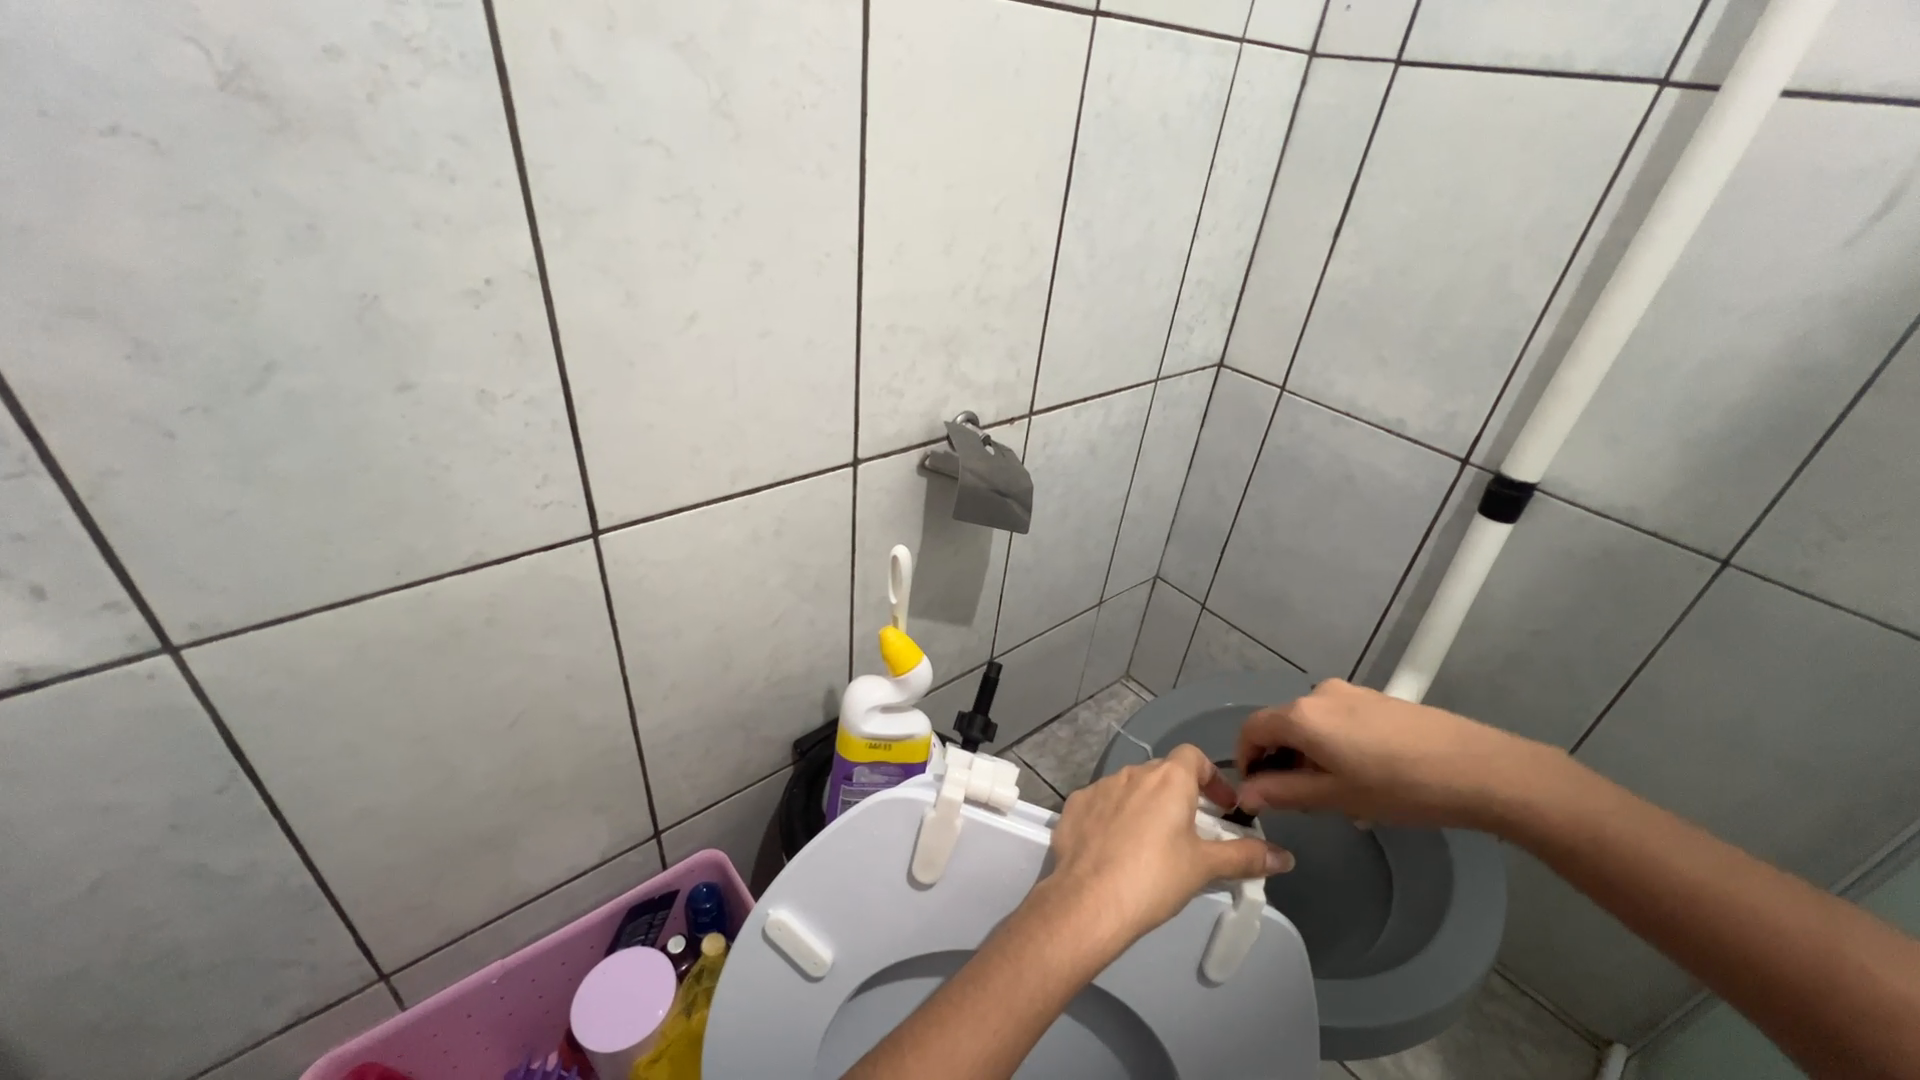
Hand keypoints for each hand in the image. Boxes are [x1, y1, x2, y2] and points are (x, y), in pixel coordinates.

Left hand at [1045, 744, 1294, 945]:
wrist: (1088, 901)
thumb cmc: (1155, 878)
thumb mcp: (1205, 868)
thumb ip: (1246, 857)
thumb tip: (1285, 857)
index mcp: (1168, 779)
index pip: (1193, 756)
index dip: (1211, 777)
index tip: (1222, 807)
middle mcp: (1132, 773)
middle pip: (1162, 773)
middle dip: (1179, 796)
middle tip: (1191, 832)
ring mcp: (1098, 788)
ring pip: (1129, 788)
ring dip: (1144, 806)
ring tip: (1152, 845)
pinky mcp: (1074, 807)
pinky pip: (1100, 805)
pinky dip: (1112, 818)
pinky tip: (1115, 849)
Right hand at [1234, 678, 1564, 830]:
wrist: (1481, 769)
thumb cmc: (1401, 788)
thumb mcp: (1334, 797)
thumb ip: (1282, 793)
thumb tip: (1245, 794)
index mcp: (1301, 715)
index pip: (1251, 730)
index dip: (1245, 761)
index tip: (1257, 793)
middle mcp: (1319, 695)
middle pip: (1280, 725)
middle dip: (1279, 761)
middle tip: (1297, 802)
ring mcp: (1352, 693)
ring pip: (1311, 725)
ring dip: (1308, 755)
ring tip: (1335, 794)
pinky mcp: (1378, 700)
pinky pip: (1337, 720)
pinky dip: (1332, 745)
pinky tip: (1363, 776)